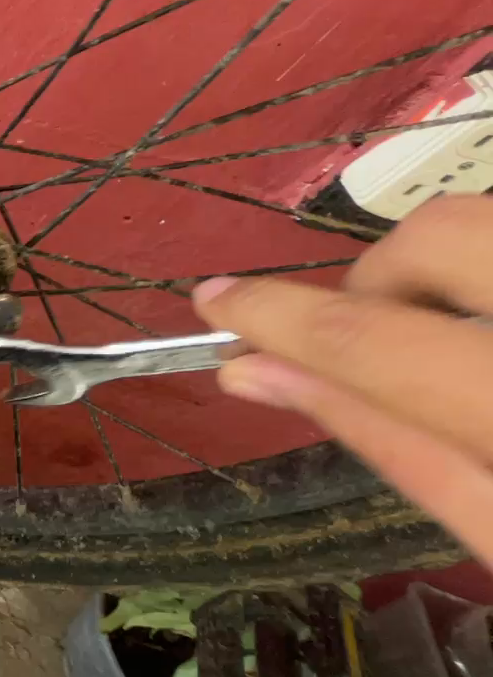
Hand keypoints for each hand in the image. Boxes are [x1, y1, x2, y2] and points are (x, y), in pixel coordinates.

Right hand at [192, 194, 492, 565]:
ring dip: (450, 273)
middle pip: (444, 235)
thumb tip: (250, 370)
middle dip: (381, 277)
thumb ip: (382, 441)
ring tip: (460, 339)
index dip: (271, 313)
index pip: (370, 340)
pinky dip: (486, 278)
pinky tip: (489, 334)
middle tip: (382, 337)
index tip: (211, 299)